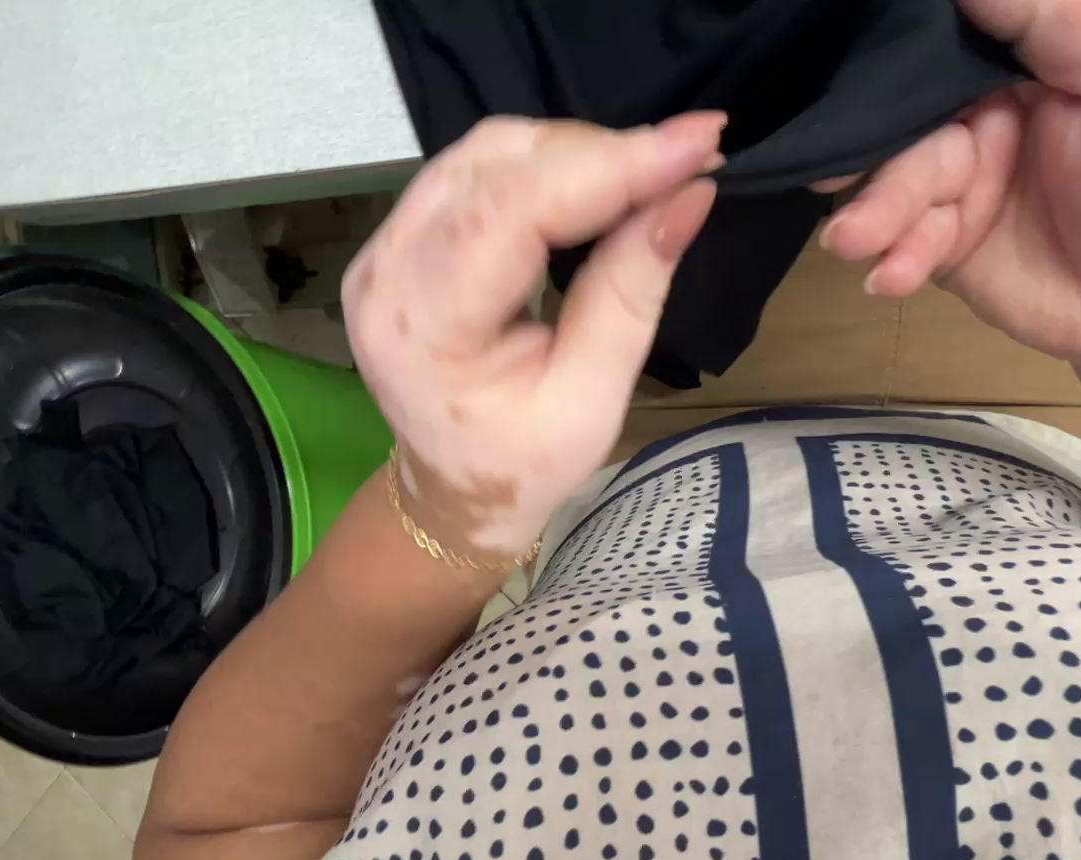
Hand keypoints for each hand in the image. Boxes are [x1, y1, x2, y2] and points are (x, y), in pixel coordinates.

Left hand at [343, 115, 722, 558]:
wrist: (456, 493)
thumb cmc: (524, 467)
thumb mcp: (591, 403)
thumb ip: (629, 298)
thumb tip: (688, 199)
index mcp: (424, 329)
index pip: (513, 210)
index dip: (610, 165)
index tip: (698, 144)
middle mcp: (385, 273)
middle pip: (493, 165)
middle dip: (597, 154)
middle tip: (679, 165)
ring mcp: (382, 251)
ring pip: (483, 156)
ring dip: (572, 156)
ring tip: (643, 180)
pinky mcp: (398, 243)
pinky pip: (474, 175)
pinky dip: (543, 170)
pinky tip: (592, 190)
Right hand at [819, 0, 1080, 374]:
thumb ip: (1065, 8)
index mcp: (1048, 39)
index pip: (957, 22)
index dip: (906, 37)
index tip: (856, 48)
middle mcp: (995, 101)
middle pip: (910, 105)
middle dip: (871, 142)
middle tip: (830, 173)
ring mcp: (967, 174)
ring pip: (897, 177)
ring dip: (873, 211)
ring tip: (854, 241)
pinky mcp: (945, 239)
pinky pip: (902, 239)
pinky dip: (893, 256)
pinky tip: (891, 276)